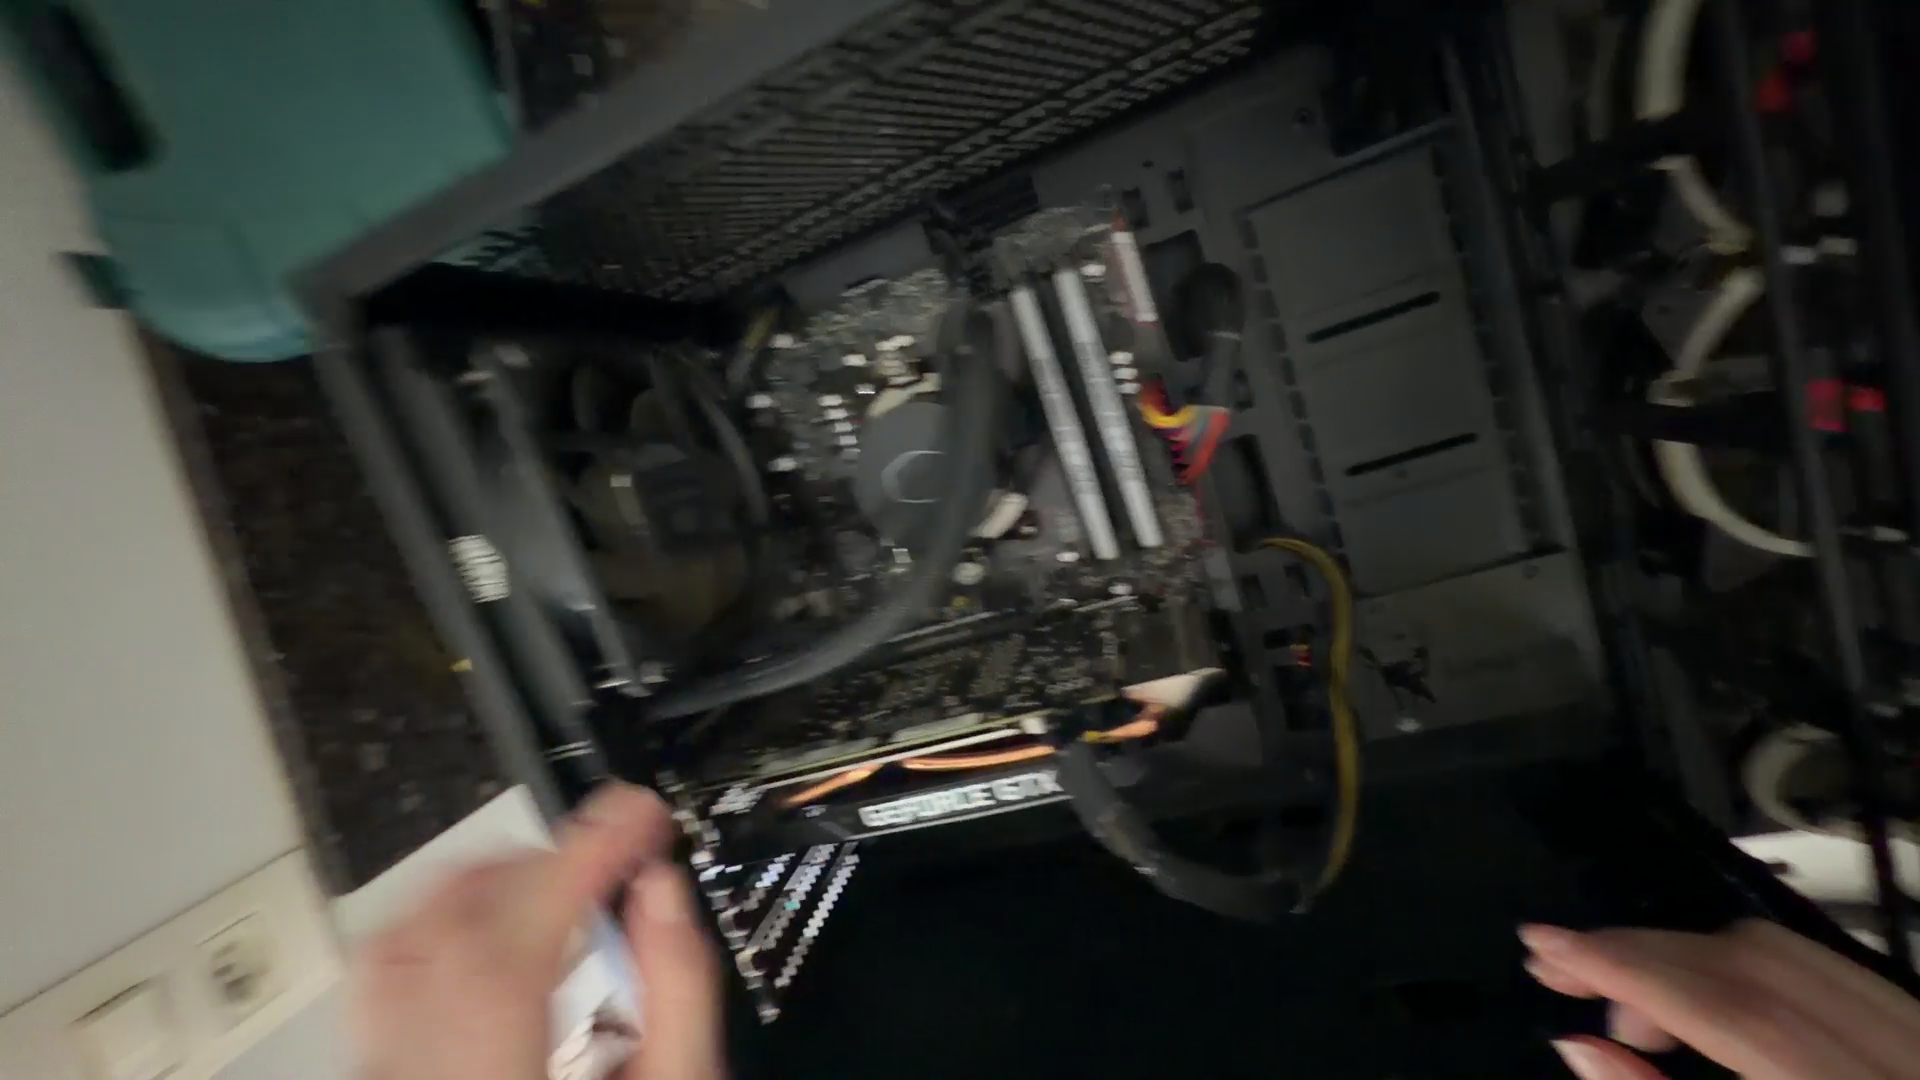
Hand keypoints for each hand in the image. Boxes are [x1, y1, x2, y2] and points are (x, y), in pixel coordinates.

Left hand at [351, 783, 724, 1079]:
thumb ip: (678, 985)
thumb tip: (660, 891)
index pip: (523, 935)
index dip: (587, 851)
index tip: (637, 812)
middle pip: (433, 929)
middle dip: (534, 860)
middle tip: (605, 851)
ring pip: (393, 948)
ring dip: (485, 885)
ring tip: (560, 881)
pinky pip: (390, 982)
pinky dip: (453, 927)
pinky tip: (513, 933)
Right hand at [1522, 919, 1919, 1079]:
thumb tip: (1576, 1044)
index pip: (1731, 1012)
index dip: (1623, 967)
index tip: (1539, 943)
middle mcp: (1907, 1062)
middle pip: (1746, 967)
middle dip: (1632, 953)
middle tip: (1560, 971)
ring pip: (1777, 951)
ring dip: (1674, 954)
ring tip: (1630, 1002)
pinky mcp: (1916, 1024)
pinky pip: (1814, 964)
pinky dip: (1730, 963)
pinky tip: (1696, 994)